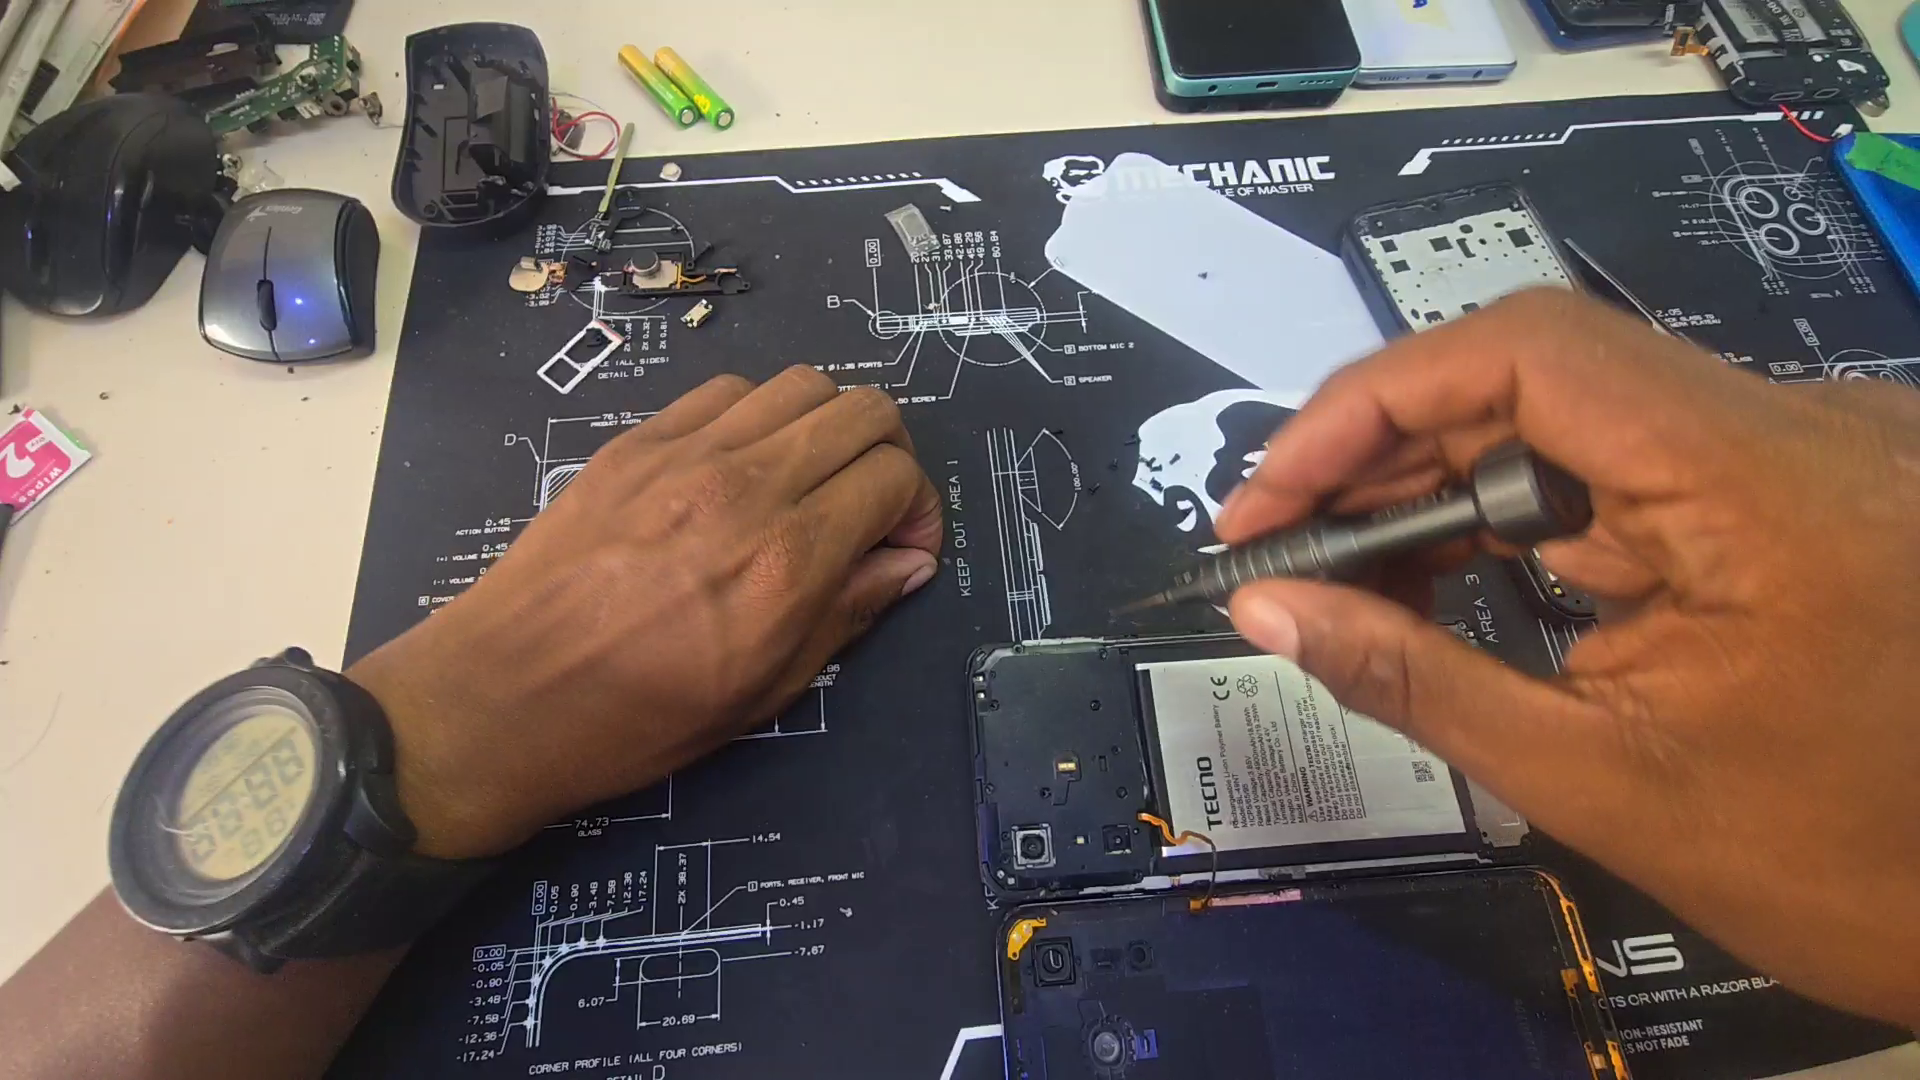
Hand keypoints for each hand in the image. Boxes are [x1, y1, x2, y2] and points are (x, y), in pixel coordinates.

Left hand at [348, 368, 942, 859]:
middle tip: (872, 506)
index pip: (894, 478)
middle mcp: (750, 485)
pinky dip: (764, 417)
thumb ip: (853, 608)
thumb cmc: (646, 714)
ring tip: (812, 479)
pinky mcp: (639, 439)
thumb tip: (912, 561)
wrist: (503, 696)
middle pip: (865, 410)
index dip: (920, 510)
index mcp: (790, 558)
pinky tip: (746, 463)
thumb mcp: (771, 688)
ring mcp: (689, 451)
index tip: (903, 547)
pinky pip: (730, 390)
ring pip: (805, 385)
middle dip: (892, 455)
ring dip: (831, 428)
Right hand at [1215, 289, 1919, 1028]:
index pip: (1525, 354)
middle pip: (1507, 383)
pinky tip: (1407, 574)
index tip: (1274, 492)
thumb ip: (1408, 680)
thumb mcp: (1594, 783)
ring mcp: (1754, 455)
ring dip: (1402, 491)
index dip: (1369, 404)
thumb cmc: (1855, 869)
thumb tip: (1260, 611)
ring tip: (1320, 566)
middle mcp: (1768, 429)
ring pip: (1523, 425)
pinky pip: (1563, 473)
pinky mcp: (1735, 492)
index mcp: (1758, 484)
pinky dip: (1464, 518)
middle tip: (1267, 538)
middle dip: (1361, 457)